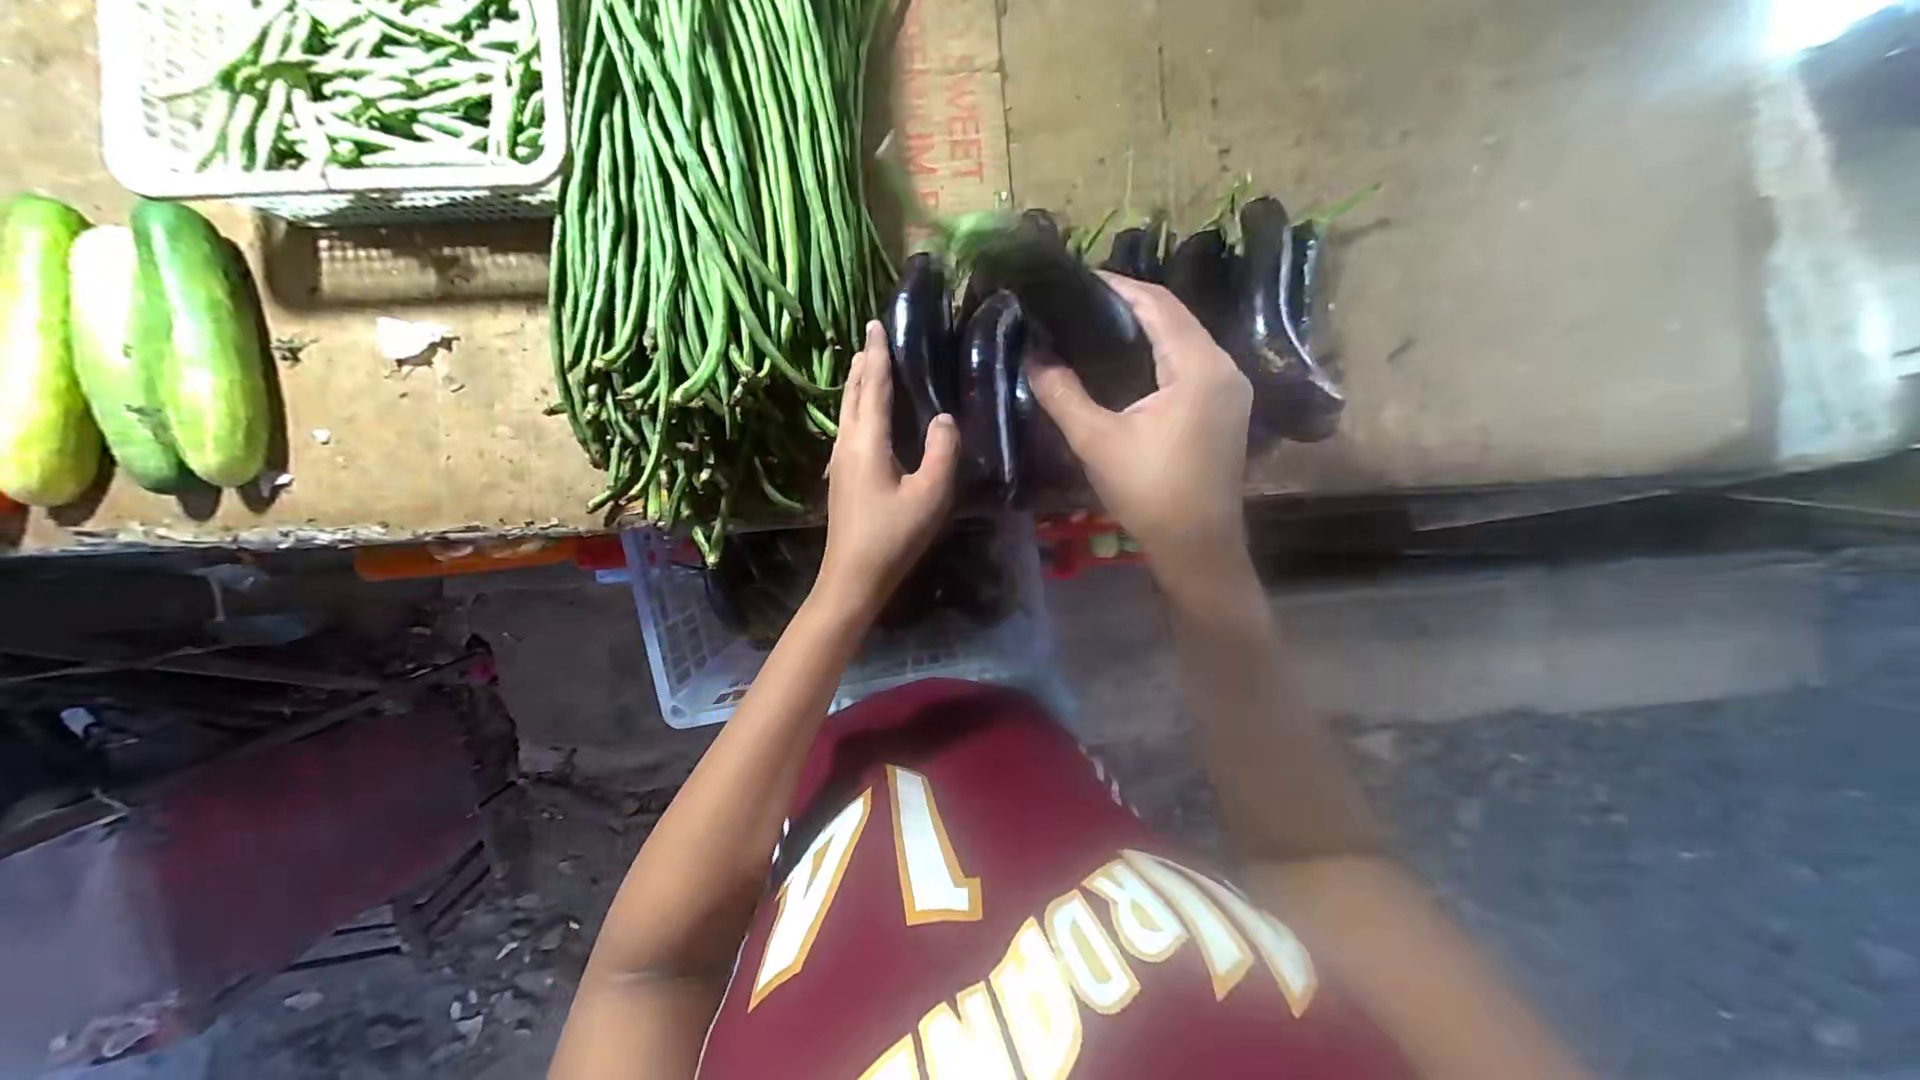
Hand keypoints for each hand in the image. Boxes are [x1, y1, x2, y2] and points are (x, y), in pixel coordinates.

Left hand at [815, 321, 958, 617]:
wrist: (853, 577)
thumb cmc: (893, 536)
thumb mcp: (930, 495)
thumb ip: (942, 452)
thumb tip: (943, 418)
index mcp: (867, 442)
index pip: (874, 387)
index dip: (878, 354)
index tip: (876, 323)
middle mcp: (847, 444)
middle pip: (854, 394)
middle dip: (863, 364)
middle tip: (872, 337)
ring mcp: (839, 462)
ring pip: (847, 412)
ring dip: (858, 385)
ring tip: (867, 366)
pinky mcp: (842, 477)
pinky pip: (848, 428)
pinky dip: (857, 408)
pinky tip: (865, 416)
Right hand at [1029, 273, 1252, 566]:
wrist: (1196, 545)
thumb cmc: (1148, 492)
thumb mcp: (1096, 441)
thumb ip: (1062, 394)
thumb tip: (1034, 358)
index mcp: (1197, 366)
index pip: (1158, 304)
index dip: (1117, 286)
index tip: (1078, 280)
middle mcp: (1224, 367)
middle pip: (1176, 317)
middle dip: (1130, 304)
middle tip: (1081, 303)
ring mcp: (1231, 389)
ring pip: (1186, 340)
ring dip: (1147, 328)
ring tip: (1098, 326)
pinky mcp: (1227, 409)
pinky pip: (1192, 363)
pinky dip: (1161, 353)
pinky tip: (1130, 362)